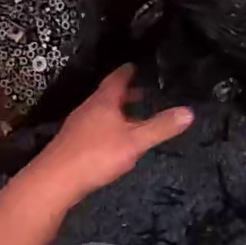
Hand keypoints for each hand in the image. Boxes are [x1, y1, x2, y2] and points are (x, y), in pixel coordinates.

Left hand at [24, 64, 193, 195]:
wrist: (56, 179)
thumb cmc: (96, 154)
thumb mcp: (135, 141)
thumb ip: (160, 127)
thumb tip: (188, 112)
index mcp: (104, 101)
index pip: (117, 78)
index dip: (128, 71)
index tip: (136, 65)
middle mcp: (89, 108)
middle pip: (109, 95)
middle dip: (126, 93)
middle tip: (143, 92)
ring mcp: (78, 125)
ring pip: (101, 112)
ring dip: (118, 112)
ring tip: (134, 117)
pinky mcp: (73, 142)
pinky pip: (95, 127)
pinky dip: (108, 127)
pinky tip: (115, 141)